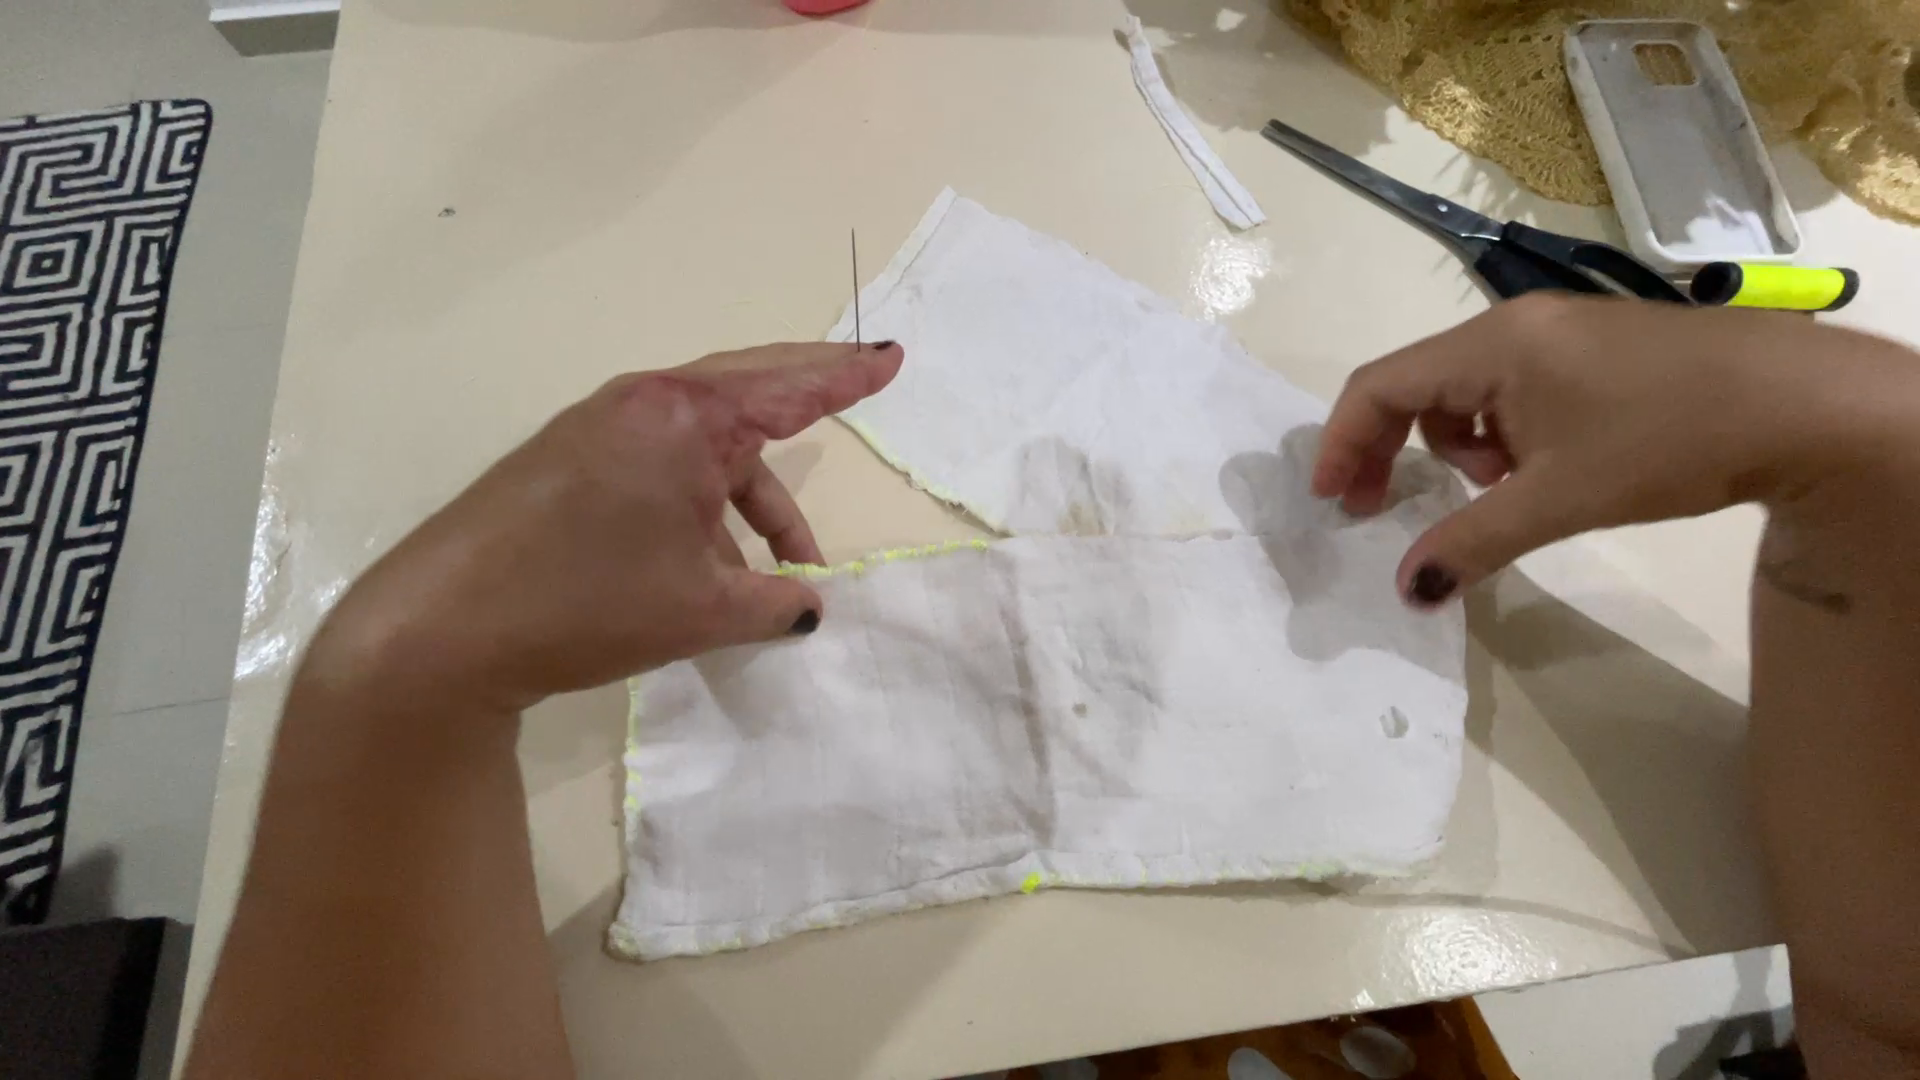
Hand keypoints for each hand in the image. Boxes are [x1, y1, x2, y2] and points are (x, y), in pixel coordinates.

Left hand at [299, 341, 903, 713]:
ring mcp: (604, 427)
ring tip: (782, 565)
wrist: (439, 632)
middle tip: (861, 385)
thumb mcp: (704, 610)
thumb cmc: (588, 606)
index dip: (847, 376)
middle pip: (750, 387)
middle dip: (810, 394)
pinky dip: (708, 502)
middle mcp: (645, 404)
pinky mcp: (577, 458)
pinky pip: (669, 462)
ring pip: (710, 441)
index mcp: (685, 420)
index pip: (789, 388)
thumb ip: (775, 603)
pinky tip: (712, 564)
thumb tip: (809, 607)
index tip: (892, 356)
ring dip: (754, 495)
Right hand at [1312, 295, 1916, 605]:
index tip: (1330, 498)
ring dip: (1451, 446)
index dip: (1340, 443)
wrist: (1827, 408)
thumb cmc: (1675, 440)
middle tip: (1373, 504)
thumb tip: (1408, 593)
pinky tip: (1535, 462)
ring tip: (1495, 485)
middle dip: (1384, 449)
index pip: (1378, 386)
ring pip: (1457, 391)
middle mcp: (1512, 325)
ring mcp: (1552, 331)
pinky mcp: (1585, 348)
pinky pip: (1502, 388)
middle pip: (1410, 386)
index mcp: (1493, 345)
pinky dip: (1494, 433)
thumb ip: (1468, 542)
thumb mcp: (1559, 498)